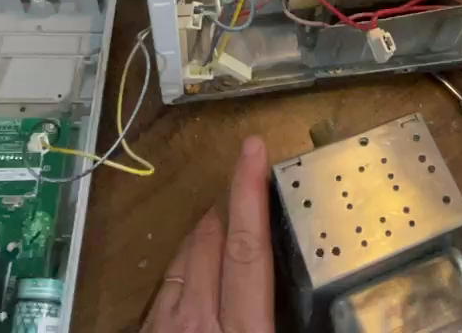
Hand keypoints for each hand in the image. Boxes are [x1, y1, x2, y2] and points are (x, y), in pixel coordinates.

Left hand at [141, 136, 274, 332]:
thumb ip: (284, 316)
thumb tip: (316, 306)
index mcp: (242, 329)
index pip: (248, 247)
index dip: (250, 193)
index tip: (254, 148)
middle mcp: (198, 318)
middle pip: (212, 240)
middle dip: (230, 206)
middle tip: (248, 184)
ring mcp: (165, 326)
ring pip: (186, 255)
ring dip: (206, 232)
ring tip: (224, 221)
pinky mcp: (145, 332)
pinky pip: (167, 282)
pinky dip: (185, 263)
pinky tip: (194, 268)